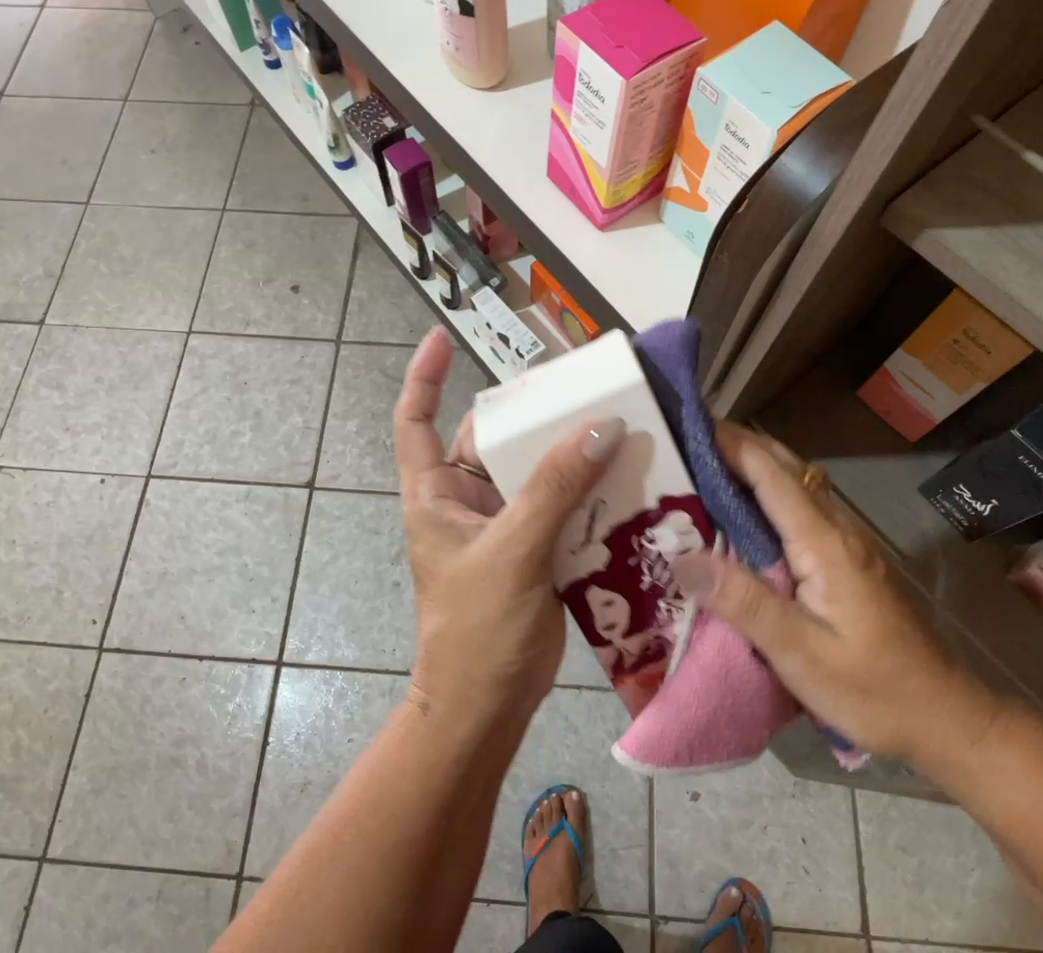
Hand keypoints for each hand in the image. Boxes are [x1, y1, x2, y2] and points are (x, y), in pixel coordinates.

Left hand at [393, 329, 623, 720]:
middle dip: (532, 414)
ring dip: (570, 452)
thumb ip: (555, 487)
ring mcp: (502, 527)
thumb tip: (601, 426)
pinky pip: (563, 506)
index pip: (415, 422)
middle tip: (581, 385)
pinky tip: (627, 476)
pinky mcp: (535, 551)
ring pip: (535, 472)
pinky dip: (589, 490)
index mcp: (435, 495)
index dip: (423, 377)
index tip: (442, 337)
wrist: (486, 707)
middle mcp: (465, 502)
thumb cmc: (476, 629)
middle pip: (494, 440)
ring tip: (617, 420)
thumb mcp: (512, 550)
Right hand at [675, 423, 1004, 765]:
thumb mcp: (801, 653)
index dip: (728, 443)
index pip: (771, 474)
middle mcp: (837, 531)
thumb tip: (682, 557)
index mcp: (825, 543)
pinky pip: (797, 514)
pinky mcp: (845, 565)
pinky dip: (762, 500)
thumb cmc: (872, 689)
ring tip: (694, 474)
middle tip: (679, 446)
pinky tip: (735, 522)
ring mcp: (845, 546)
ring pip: (792, 488)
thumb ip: (744, 601)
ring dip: (747, 470)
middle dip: (734, 446)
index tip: (683, 424)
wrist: (944, 719)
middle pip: (784, 468)